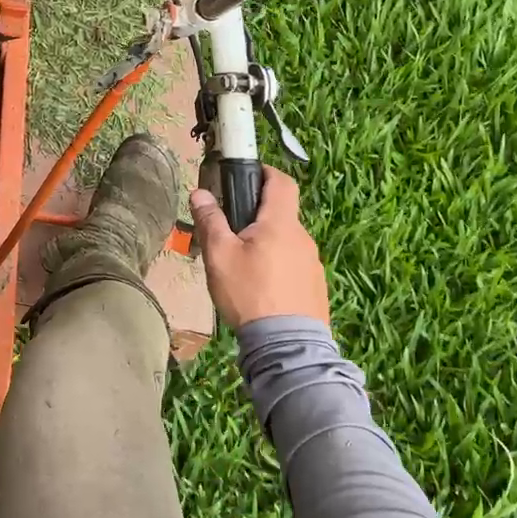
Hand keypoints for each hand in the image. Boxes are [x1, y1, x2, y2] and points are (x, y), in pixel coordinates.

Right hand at [189, 167, 329, 327]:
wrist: (287, 347)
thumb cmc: (249, 292)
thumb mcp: (219, 254)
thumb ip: (211, 220)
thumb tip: (201, 193)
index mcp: (280, 224)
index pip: (281, 182)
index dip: (265, 171)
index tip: (244, 174)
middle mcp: (302, 238)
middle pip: (280, 213)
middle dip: (255, 214)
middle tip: (227, 229)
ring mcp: (312, 264)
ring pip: (285, 240)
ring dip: (264, 242)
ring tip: (239, 263)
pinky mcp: (315, 287)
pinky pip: (292, 263)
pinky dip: (275, 264)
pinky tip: (258, 285)